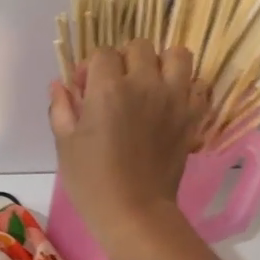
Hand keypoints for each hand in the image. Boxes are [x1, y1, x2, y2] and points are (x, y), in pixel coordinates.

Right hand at [49, 39, 208, 245]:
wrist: (134, 211)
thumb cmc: (91, 181)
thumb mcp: (65, 144)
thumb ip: (62, 107)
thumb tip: (60, 84)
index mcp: (108, 89)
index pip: (102, 54)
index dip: (92, 69)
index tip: (85, 91)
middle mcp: (144, 84)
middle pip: (139, 47)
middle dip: (124, 61)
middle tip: (117, 87)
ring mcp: (174, 98)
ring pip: (177, 55)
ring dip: (162, 64)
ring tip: (151, 85)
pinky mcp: (193, 116)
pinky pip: (198, 85)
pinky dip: (187, 88)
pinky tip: (172, 103)